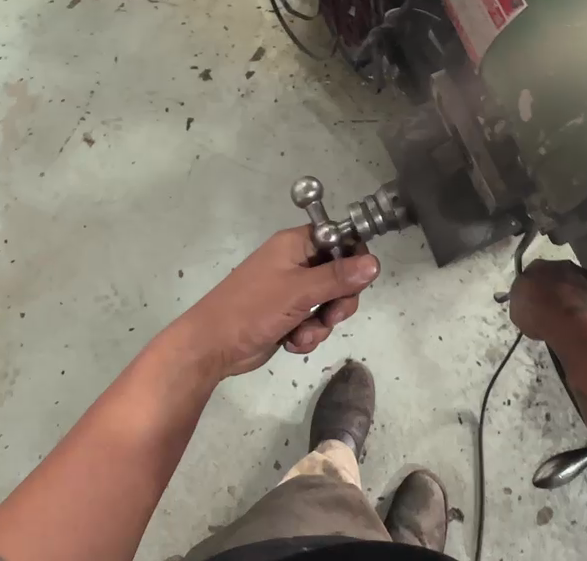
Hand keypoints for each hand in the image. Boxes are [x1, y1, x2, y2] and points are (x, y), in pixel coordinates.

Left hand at [171, 227, 380, 378]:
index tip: (357, 280)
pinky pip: (315, 320)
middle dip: (339, 299)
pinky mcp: (288, 314)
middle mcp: (296, 262)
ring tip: (305, 332)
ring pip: (329, 301)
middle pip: (340, 273)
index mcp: (295, 244)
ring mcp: (292, 290)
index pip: (339, 239)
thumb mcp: (298, 292)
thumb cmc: (252, 309)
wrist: (212, 347)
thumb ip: (338, 277)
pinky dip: (309, 333)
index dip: (353, 257)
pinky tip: (294, 342)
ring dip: (323, 322)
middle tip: (332, 314)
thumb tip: (375, 263)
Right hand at [508, 259, 586, 340]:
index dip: (533, 291)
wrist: (567, 317)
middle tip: (553, 310)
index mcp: (536, 266)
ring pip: (575, 284)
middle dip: (554, 291)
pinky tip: (586, 318)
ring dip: (572, 296)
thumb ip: (522, 303)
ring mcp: (581, 273)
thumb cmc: (536, 312)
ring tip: (571, 317)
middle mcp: (559, 264)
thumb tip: (527, 306)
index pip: (532, 275)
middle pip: (555, 276)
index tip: (534, 305)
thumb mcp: (517, 311)